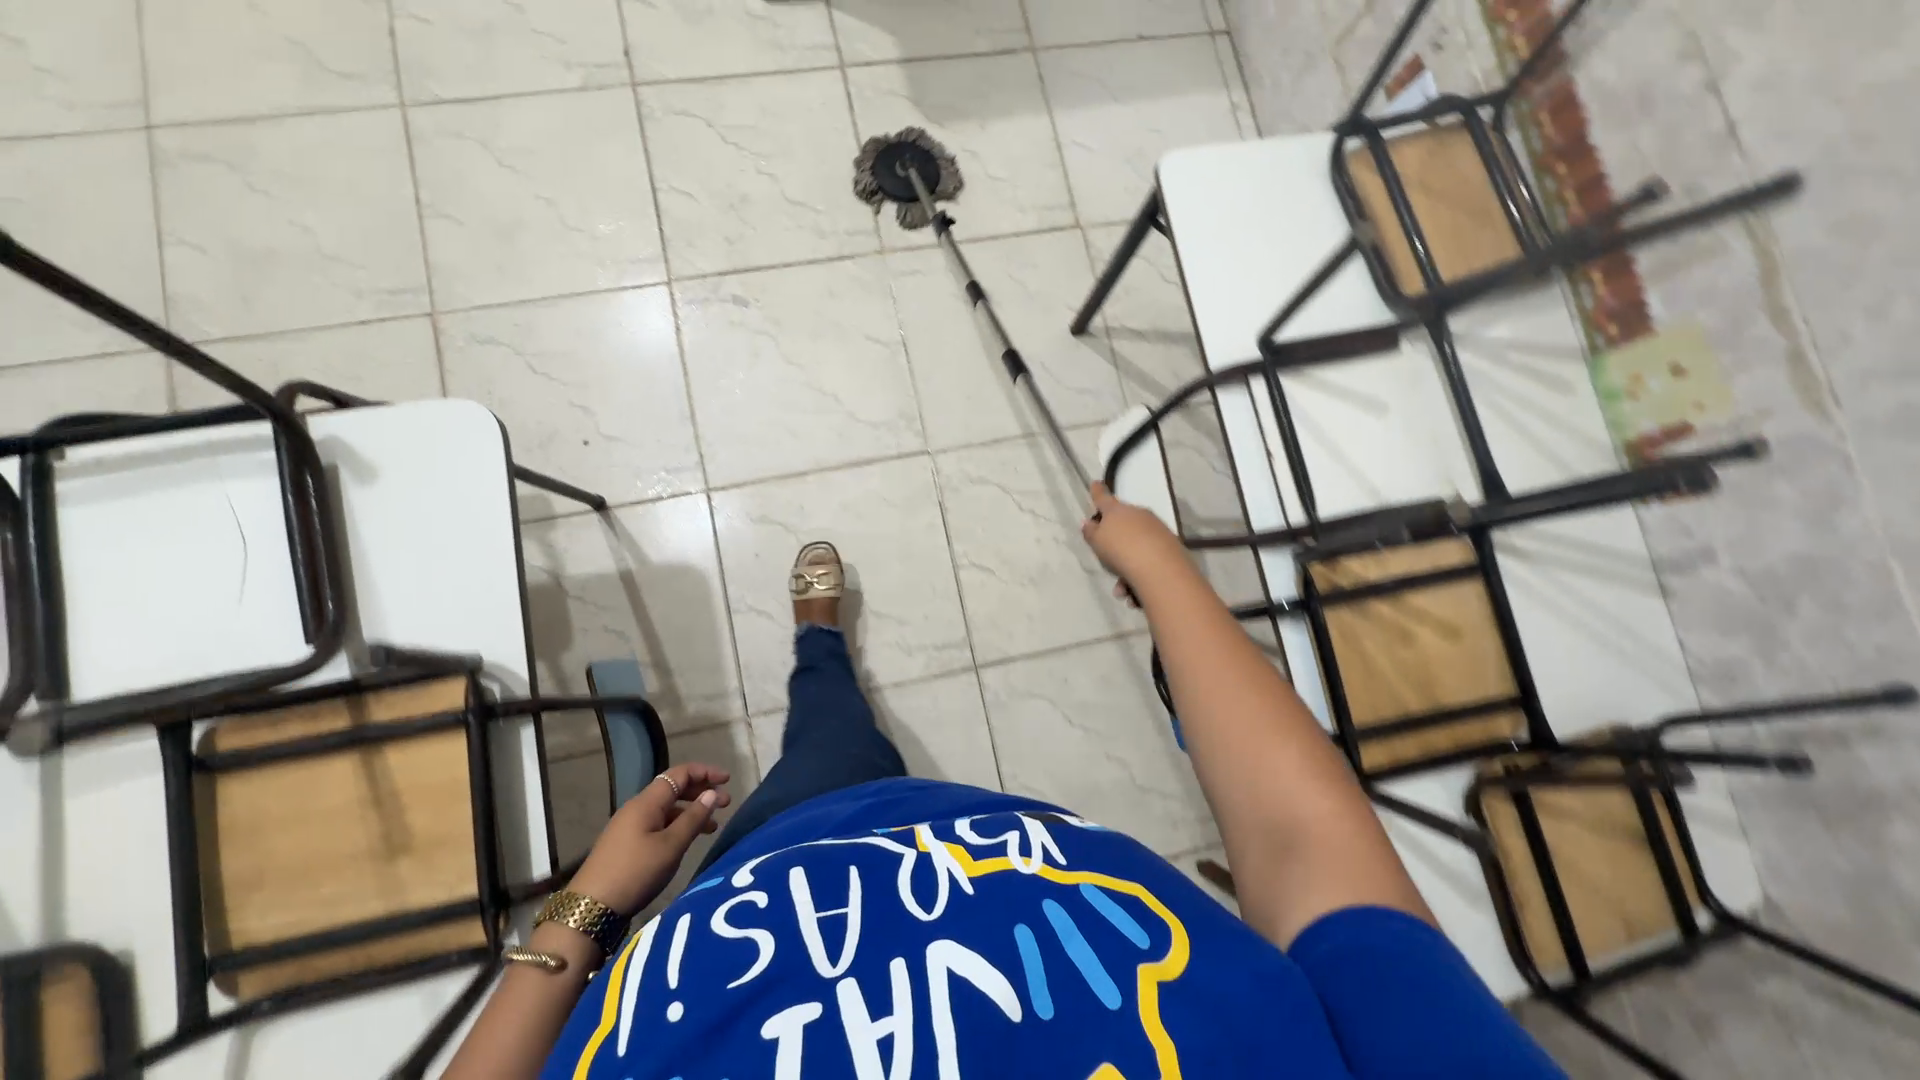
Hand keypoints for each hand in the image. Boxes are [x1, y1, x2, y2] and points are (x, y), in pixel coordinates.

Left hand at [568, 763, 732, 915]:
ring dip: (691, 811)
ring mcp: (629, 826)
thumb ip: (693, 818)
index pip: (679, 774)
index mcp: (647, 802)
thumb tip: (712, 793)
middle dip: (701, 792)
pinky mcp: (626, 843)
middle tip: (726, 804)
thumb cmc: (636, 872)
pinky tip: (687, 841)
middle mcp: (637, 808)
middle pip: (673, 788)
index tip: (728, 780)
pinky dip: (677, 825)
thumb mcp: (671, 846)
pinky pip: (658, 823)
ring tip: (712, 827)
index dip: (705, 772)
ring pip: (667, 808)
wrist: (591, 907)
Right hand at [1080, 482, 1191, 598]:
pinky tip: (1134, 593)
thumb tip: (1089, 523)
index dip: (1097, 492)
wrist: (1158, 566)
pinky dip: (1138, 574)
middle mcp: (1138, 515)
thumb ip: (1091, 532)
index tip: (1095, 483)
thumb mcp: (1097, 541)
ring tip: (1122, 590)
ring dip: (1126, 568)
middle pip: (1122, 526)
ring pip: (1135, 548)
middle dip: (1115, 545)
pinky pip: (1147, 559)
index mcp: (1118, 511)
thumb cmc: (1120, 550)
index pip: (1104, 498)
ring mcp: (1156, 529)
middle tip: (1108, 562)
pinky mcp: (1170, 546)